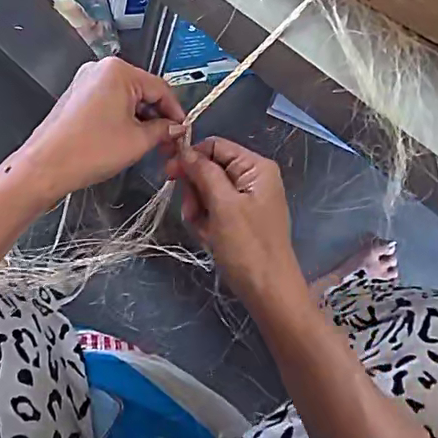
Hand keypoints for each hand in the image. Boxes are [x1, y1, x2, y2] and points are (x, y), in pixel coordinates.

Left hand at [4, 57, 184, 202]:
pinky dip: (123, 120)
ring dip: (141, 121)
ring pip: (127, 99)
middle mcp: (100, 71)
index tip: (182, 129)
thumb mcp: (138, 141)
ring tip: (150, 145)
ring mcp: (86, 83)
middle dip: (158, 118)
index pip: (161, 88)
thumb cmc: (84, 151)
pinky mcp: (78, 98)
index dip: (176, 112)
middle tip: (169, 142)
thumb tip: (174, 128)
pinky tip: (129, 140)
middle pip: (143, 92)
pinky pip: (110, 104)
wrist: (46, 168)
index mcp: (118, 72)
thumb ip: (163, 130)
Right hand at [165, 137, 303, 309]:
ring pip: (207, 192)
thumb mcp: (223, 205)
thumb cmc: (248, 246)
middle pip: (209, 169)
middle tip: (193, 214)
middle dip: (195, 191)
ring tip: (206, 232)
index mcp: (256, 167)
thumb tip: (185, 151)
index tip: (168, 174)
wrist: (268, 291)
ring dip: (199, 211)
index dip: (190, 157)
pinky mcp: (240, 219)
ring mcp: (247, 200)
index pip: (215, 146)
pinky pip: (213, 211)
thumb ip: (204, 173)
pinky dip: (206, 224)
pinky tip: (211, 239)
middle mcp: (253, 178)